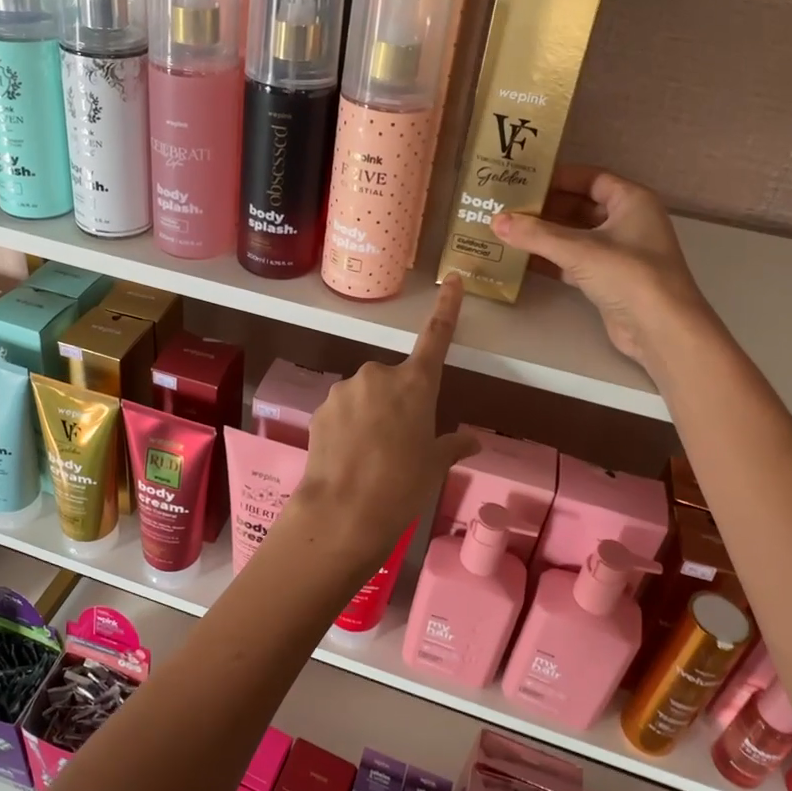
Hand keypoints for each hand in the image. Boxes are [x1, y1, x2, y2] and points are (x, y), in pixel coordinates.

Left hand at [286, 278, 479, 578]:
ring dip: (371, 415)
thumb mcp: (435, 466)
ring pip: (365, 396)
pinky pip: (342, 412)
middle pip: (394, 380)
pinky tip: (349, 458)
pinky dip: (348, 428)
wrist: (344, 511)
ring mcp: (345, 390)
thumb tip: (471, 440)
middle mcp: (378, 376)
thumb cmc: (403, 486)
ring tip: (373, 457)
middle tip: (401, 442)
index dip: (446, 308)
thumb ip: (452, 445)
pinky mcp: (320, 409)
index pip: (436, 337)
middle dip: (397, 402)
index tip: (451, 279)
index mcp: (415, 383)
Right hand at [490, 165, 712, 367]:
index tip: (525, 180)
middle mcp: (628, 221)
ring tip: (508, 232)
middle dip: (546, 208)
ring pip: (576, 236)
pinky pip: (575, 261)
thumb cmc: (629, 274)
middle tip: (508, 207)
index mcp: (631, 201)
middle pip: (580, 207)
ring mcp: (619, 252)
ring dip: (545, 236)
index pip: (591, 178)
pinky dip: (552, 260)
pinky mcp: (609, 279)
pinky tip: (523, 260)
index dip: (559, 178)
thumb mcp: (579, 249)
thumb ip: (536, 235)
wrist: (660, 328)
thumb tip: (496, 221)